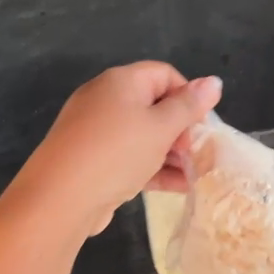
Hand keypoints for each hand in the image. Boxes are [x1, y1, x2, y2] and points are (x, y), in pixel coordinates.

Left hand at [9, 62, 222, 236]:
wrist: (59, 198)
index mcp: (120, 81)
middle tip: (196, 153)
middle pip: (153, 105)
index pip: (164, 74)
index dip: (188, 95)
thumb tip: (214, 81)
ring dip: (170, 153)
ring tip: (194, 175)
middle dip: (180, 129)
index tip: (202, 124)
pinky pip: (129, 157)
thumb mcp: (160, 128)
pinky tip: (178, 187)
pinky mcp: (92, 161)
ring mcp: (96, 132)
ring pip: (142, 135)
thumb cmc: (116, 153)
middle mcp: (105, 100)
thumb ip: (189, 106)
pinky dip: (152, 167)